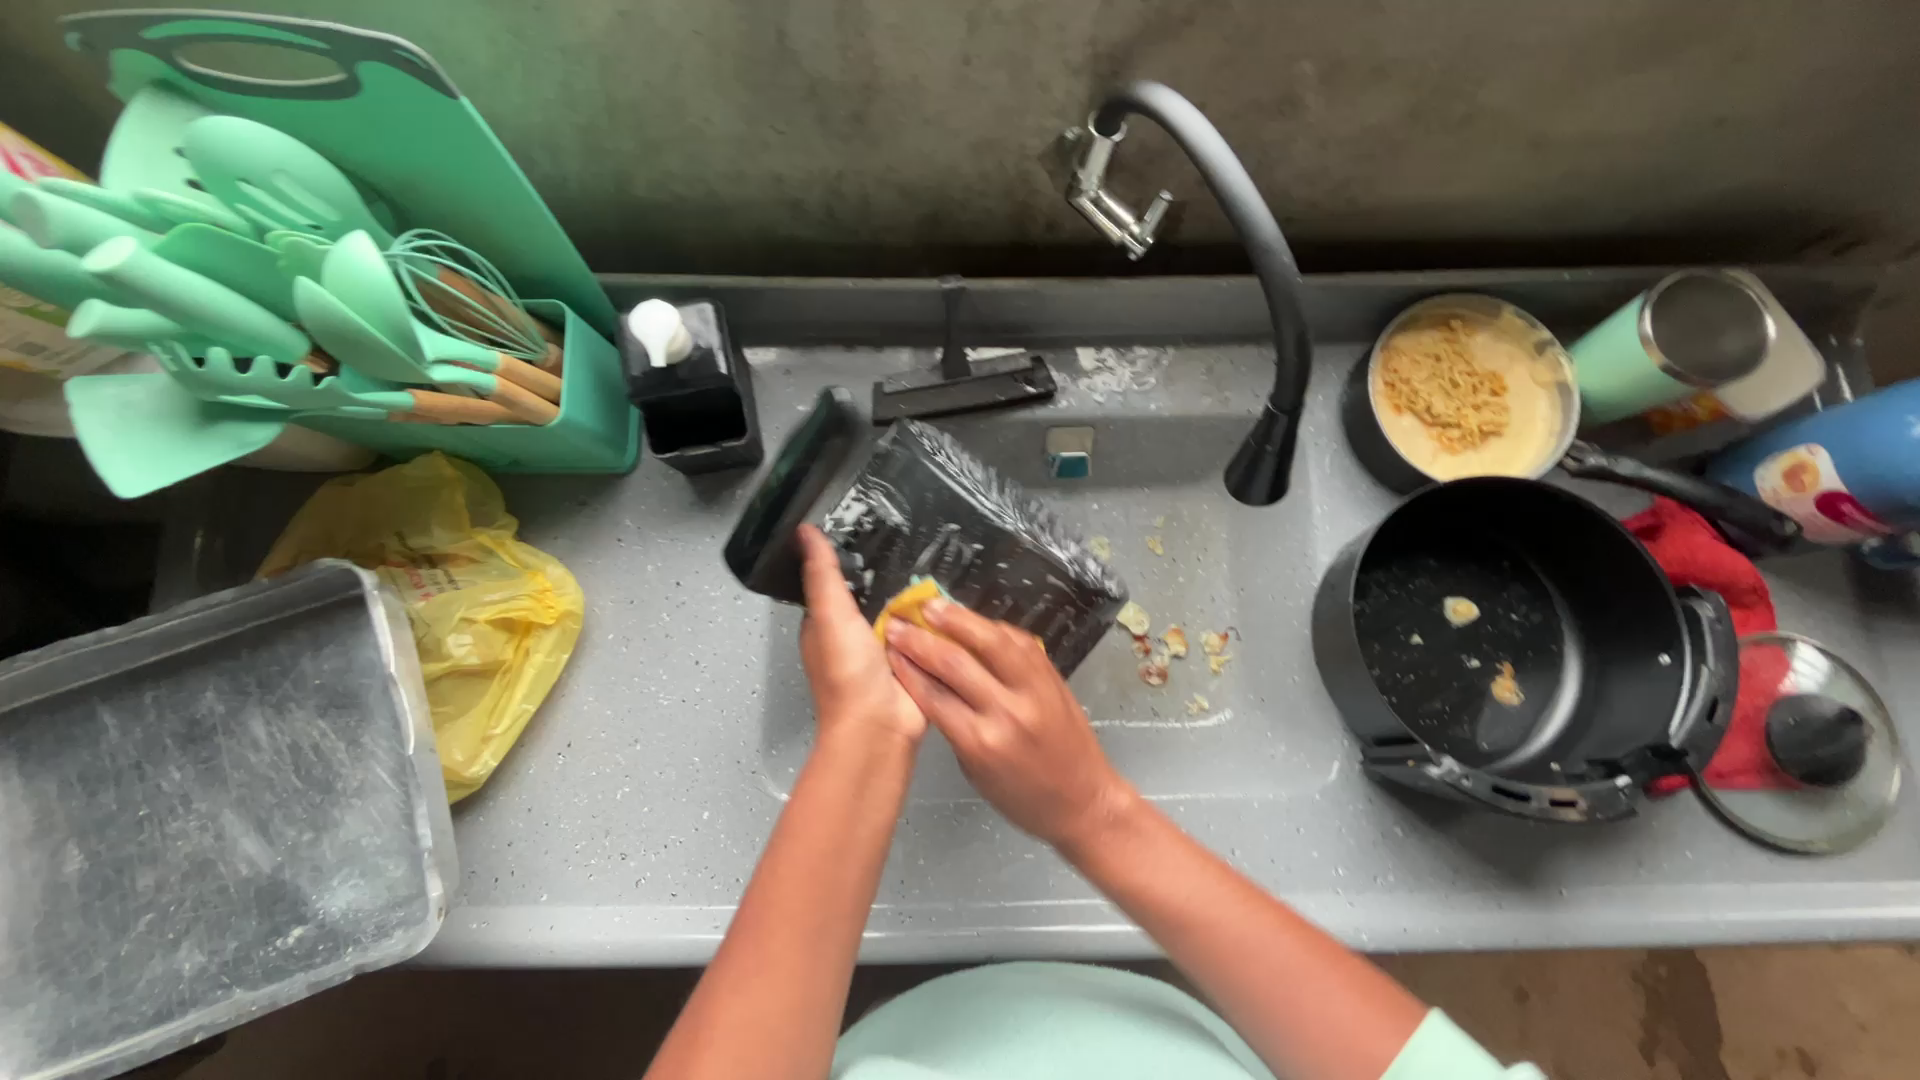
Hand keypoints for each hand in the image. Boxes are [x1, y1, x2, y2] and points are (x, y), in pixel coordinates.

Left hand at [797, 526, 925, 744]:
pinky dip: (941, 615)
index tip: (875, 519)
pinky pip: (930, 629)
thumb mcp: (829, 615)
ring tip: (946, 552)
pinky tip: (956, 592)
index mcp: (829, 623)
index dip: (854, 554)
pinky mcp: (919, 658)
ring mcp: (891, 647)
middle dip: (896, 571)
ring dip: (923, 592)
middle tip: (922, 531)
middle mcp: (858, 633)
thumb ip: (822, 574)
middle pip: (879, 592)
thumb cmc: (847, 672)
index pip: (840, 579)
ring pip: (908, 608)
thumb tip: (803, 529)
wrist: (882, 726)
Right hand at [883, 598, 1136, 847]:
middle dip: (921, 638)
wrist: (1085, 801)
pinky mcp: (1052, 676)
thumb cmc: (1022, 798)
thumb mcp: (973, 771)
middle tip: (898, 623)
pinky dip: (992, 628)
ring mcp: (1033, 689)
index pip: (933, 694)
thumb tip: (927, 683)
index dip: (905, 666)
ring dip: (957, 619)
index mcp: (980, 741)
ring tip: (931, 605)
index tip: (885, 648)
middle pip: (955, 661)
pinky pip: (1018, 642)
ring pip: (991, 641)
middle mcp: (1007, 710)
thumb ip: (952, 726)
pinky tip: (972, 621)